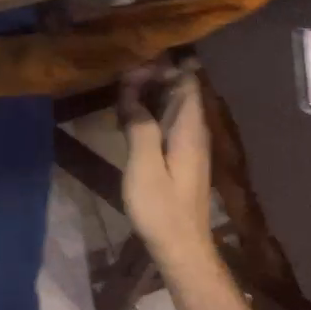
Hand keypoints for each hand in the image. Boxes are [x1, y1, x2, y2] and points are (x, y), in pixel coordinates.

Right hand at [120, 64, 217, 274]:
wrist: (181, 248)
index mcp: (189, 130)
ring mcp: (186, 144)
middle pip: (178, 90)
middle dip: (152, 74)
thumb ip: (140, 127)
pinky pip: (163, 120)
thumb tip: (132, 93)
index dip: (165, 66)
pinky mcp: (177, 156)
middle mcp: (192, 132)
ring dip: (147, 91)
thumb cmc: (162, 208)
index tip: (135, 60)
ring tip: (118, 84)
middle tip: (119, 70)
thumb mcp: (144, 167)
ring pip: (170, 104)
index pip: (187, 83)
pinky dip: (146, 109)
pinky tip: (125, 112)